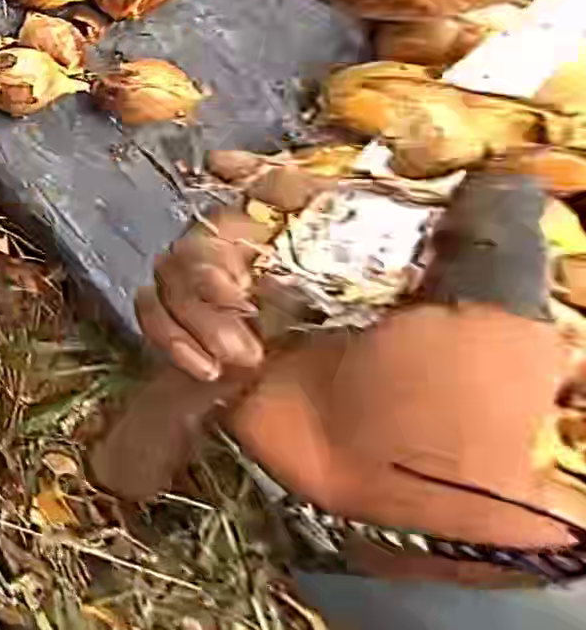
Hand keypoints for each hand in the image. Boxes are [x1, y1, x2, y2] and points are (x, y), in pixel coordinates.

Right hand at [140, 152, 585, 561]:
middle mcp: (279, 278)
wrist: (407, 488)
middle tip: (234, 297)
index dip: (254, 177)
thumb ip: (483, 242)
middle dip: (207, 260)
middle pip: (208, 232)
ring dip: (191, 307)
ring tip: (239, 356)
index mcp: (339, 262)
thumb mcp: (490, 317)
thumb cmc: (453, 396)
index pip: (285, 198)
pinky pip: (151, 313)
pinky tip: (206, 369)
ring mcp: (233, 314)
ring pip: (169, 270)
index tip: (221, 166)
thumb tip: (503, 174)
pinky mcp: (197, 345)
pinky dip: (166, 333)